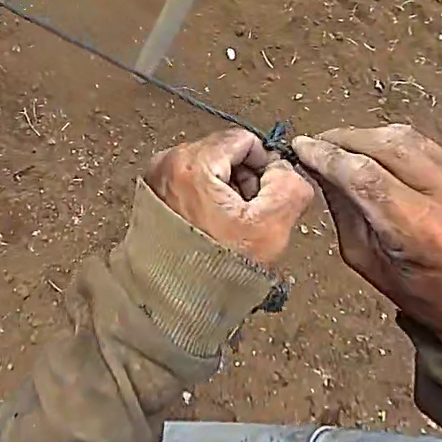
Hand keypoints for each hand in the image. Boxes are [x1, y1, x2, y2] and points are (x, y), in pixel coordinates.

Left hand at [146, 128, 316, 266]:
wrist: (171, 302)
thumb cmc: (218, 268)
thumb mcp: (270, 228)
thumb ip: (289, 186)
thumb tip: (284, 167)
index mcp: (192, 162)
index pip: (243, 139)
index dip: (265, 164)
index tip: (267, 196)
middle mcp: (168, 160)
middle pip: (224, 150)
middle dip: (244, 177)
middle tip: (248, 214)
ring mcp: (156, 175)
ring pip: (208, 164)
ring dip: (227, 187)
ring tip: (230, 223)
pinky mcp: (152, 191)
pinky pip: (190, 178)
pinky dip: (207, 194)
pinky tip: (211, 224)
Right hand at [293, 125, 441, 352]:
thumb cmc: (423, 294)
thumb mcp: (365, 259)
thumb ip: (341, 206)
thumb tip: (315, 164)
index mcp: (425, 232)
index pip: (363, 174)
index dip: (326, 155)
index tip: (300, 146)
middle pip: (386, 144)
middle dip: (343, 138)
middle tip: (318, 143)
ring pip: (407, 137)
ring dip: (368, 137)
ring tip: (344, 147)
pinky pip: (428, 146)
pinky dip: (398, 148)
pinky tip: (385, 162)